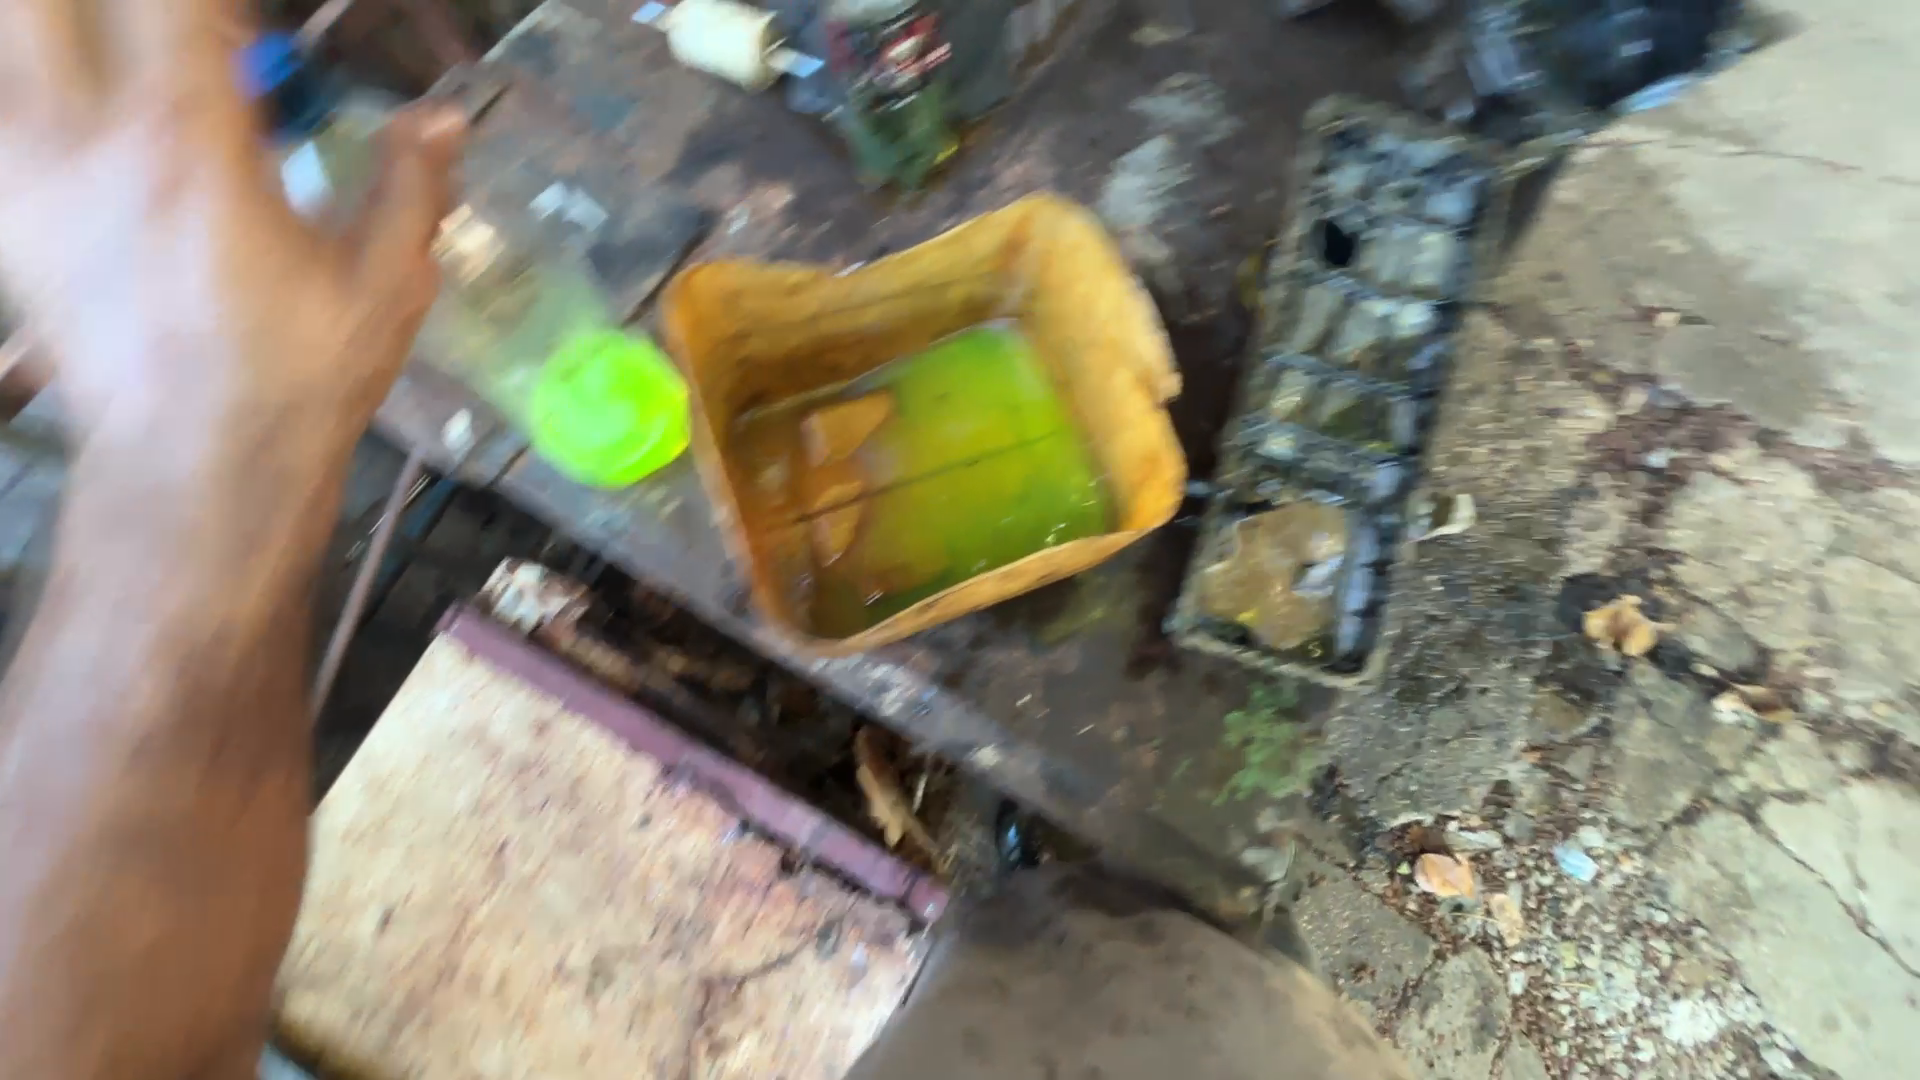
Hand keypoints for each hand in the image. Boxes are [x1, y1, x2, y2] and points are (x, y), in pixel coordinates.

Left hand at [0, 0, 463, 472]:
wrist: (202, 454)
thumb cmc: (309, 372)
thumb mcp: (388, 286)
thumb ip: (410, 188)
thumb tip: (444, 118)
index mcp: (189, 147)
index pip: (179, 6)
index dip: (221, 2)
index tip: (261, 25)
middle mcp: (78, 133)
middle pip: (54, 3)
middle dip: (132, 10)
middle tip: (199, 46)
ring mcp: (17, 165)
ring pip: (13, 41)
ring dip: (80, 43)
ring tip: (162, 91)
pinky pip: (1, 105)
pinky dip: (51, 92)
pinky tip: (103, 128)